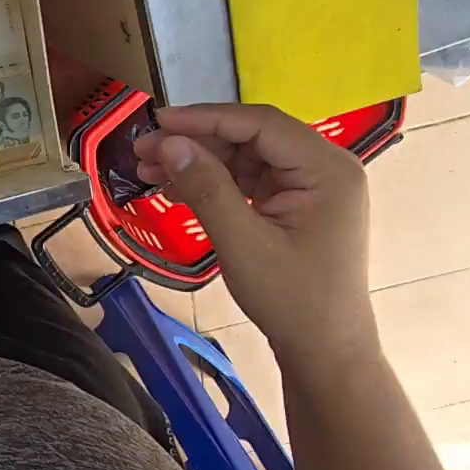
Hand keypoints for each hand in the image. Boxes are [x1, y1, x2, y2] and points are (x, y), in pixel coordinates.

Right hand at [132, 103, 377, 369]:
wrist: (323, 350)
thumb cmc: (291, 298)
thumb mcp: (242, 242)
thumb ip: (206, 188)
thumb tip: (167, 143)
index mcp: (326, 168)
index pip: (260, 124)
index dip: (205, 118)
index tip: (156, 121)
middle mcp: (323, 168)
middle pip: (251, 138)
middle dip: (196, 142)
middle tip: (143, 151)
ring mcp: (309, 188)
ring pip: (245, 159)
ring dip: (198, 162)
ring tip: (148, 170)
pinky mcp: (293, 207)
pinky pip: (248, 182)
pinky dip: (212, 184)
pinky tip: (174, 188)